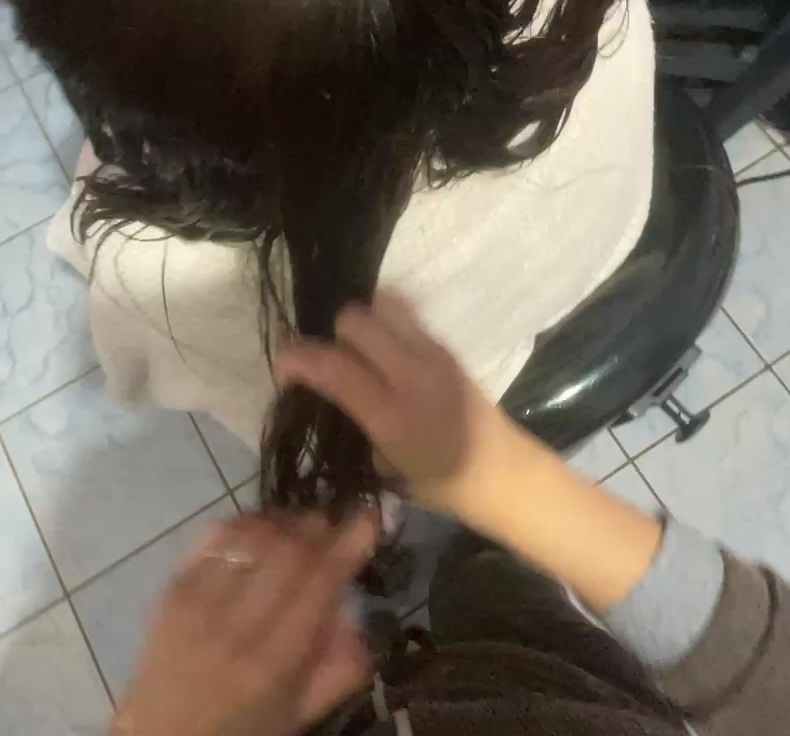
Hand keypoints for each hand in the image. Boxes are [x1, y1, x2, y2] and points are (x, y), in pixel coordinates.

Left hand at [111, 513, 376, 735]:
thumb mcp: (299, 715)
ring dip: (283, 520)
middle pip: (286, 549)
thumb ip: (339, 668)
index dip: (347, 544)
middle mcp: (235, 626)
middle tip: (333, 524)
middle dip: (318, 526)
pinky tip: (260, 528)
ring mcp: (198, 602)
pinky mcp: (173, 587)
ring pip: (252, 534)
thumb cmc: (241, 730)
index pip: (318, 585)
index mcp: (273, 664)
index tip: (368, 518)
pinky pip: (215, 536)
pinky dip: (246, 522)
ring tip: (298, 526)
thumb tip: (359, 611)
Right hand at [274, 293, 535, 519]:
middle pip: (354, 321)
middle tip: (331, 363)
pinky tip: (383, 349)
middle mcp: (412, 374)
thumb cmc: (440, 484)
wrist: (505, 474)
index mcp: (392, 415)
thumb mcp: (384, 467)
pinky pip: (404, 314)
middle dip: (331, 337)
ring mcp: (433, 353)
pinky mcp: (447, 346)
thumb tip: (324, 394)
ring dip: (361, 324)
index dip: (298, 359)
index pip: (333, 367)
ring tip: (359, 352)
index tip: (284, 368)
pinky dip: (384, 322)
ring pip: (380, 306)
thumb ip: (352, 424)